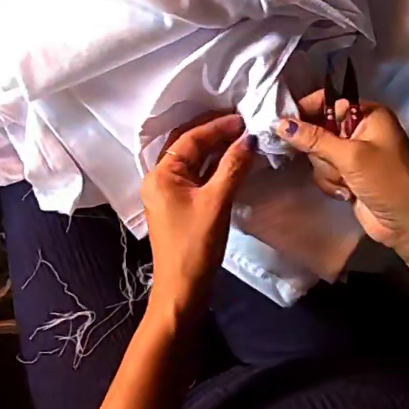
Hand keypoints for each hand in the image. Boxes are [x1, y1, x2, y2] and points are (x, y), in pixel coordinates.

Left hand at [141, 113, 255, 317]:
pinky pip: (196, 177)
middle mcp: (159, 179)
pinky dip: (214, 168)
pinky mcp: (177, 206)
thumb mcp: (217, 203)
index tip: (244, 118)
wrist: (182, 290)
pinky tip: (233, 162)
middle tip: (246, 125)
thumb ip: (233, 167)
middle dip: (216, 133)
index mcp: (160, 174)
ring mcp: (167, 194)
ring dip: (216, 150)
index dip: (217, 126)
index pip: (190, 139)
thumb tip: (250, 138)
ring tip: (243, 139)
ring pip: (193, 162)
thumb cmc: (195, 246)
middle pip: (188, 147)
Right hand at [273, 92, 408, 264]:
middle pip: (317, 130)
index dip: (305, 111)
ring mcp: (352, 154)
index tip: (284, 124)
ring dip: (327, 172)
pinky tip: (346, 193)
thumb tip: (278, 123)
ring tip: (347, 183)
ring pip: (317, 155)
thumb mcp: (351, 156)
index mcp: (367, 114)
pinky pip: (323, 173)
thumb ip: (314, 139)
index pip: (327, 102)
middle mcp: (359, 130)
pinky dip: (331, 184)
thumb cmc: (388, 181)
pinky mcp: (347, 175)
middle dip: (321, 153)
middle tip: (336, 164)